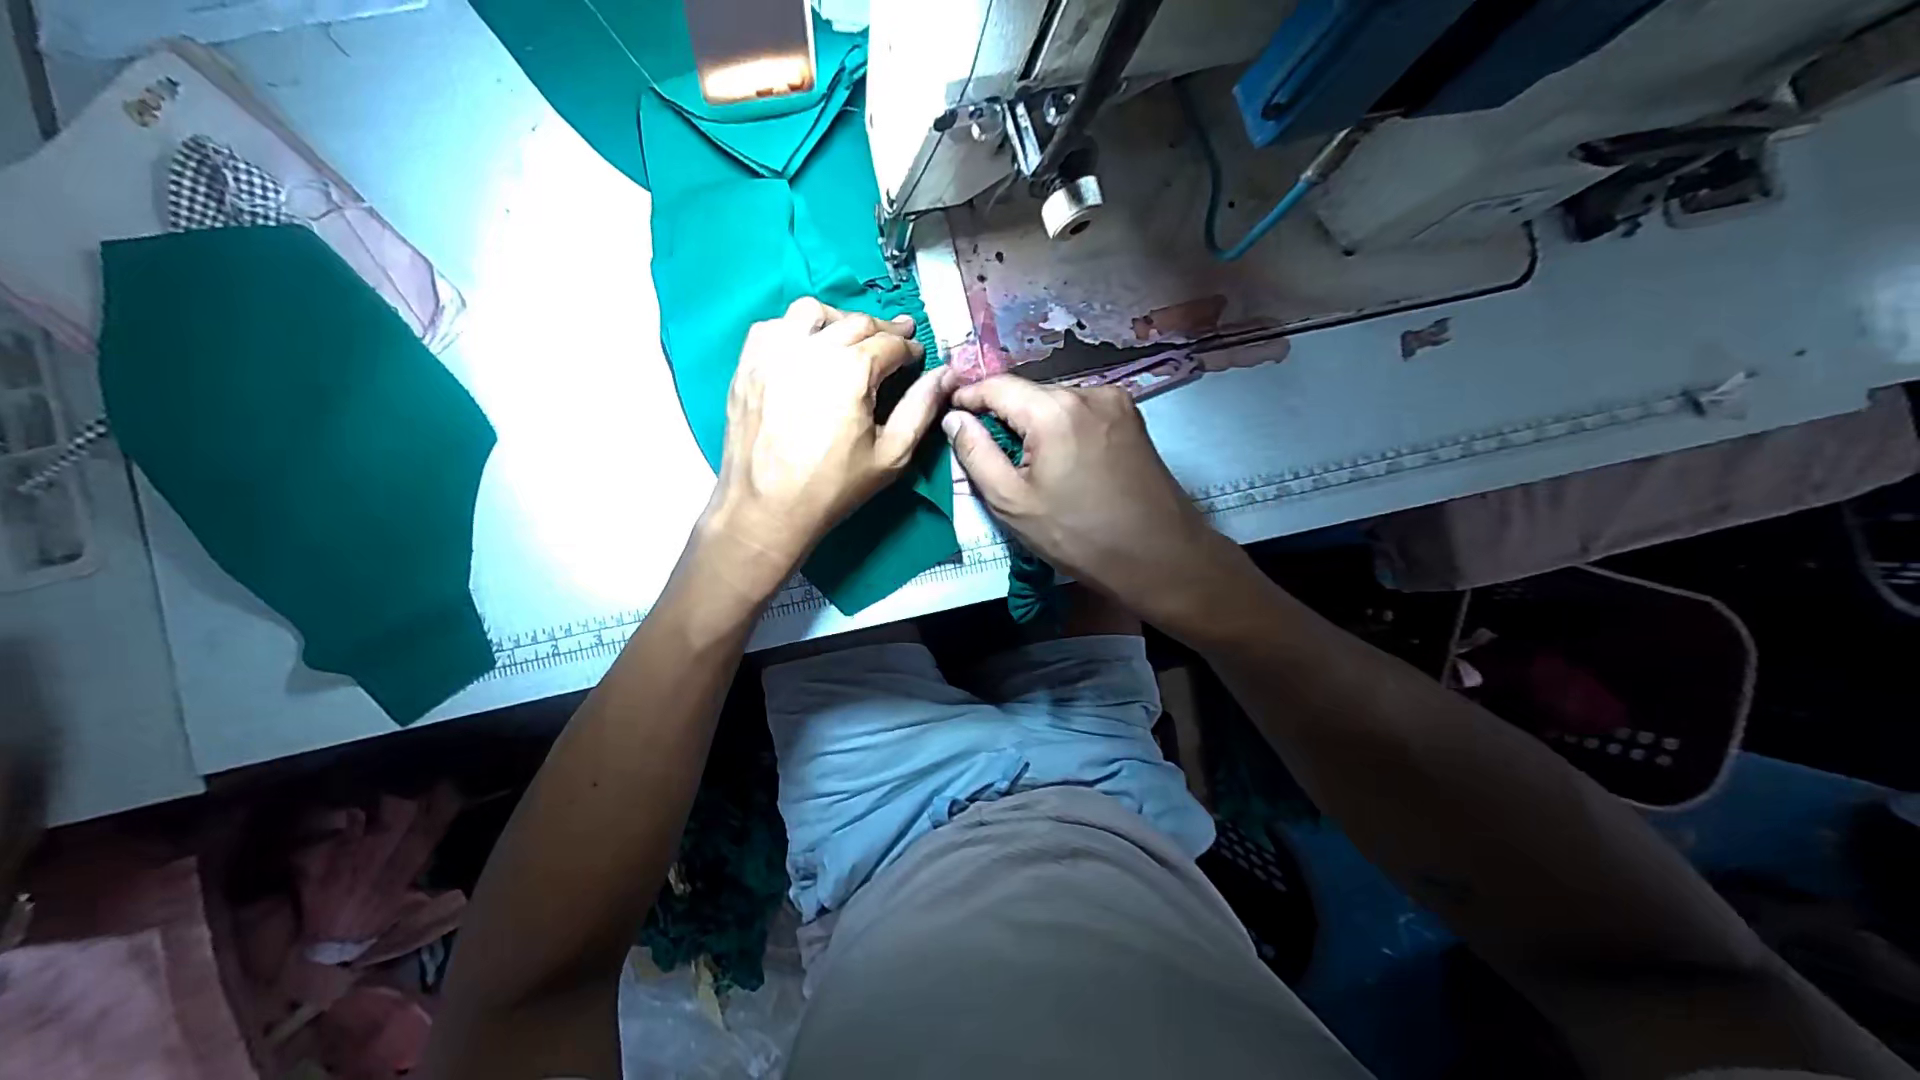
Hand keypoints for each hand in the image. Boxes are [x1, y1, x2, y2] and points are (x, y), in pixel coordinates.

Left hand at [702, 298, 946, 594]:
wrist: (766, 507)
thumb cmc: (833, 486)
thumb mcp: (892, 454)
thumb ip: (922, 408)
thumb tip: (945, 374)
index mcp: (853, 370)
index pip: (891, 343)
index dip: (909, 348)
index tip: (915, 357)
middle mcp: (813, 349)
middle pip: (857, 322)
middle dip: (882, 330)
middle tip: (895, 342)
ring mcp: (775, 352)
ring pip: (813, 312)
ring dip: (839, 320)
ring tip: (849, 339)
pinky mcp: (748, 362)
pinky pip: (775, 325)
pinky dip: (796, 328)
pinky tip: (807, 349)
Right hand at [942, 373, 1250, 632]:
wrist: (1160, 558)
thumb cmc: (1079, 537)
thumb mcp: (1013, 502)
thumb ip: (976, 454)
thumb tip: (954, 419)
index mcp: (1055, 410)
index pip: (997, 385)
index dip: (968, 398)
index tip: (951, 415)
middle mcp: (1089, 393)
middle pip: (1029, 394)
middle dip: (1004, 416)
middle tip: (987, 451)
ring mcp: (1117, 403)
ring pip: (1056, 404)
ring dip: (1035, 425)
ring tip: (1029, 465)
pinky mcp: (1132, 419)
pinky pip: (1082, 413)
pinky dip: (1063, 429)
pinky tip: (1064, 463)